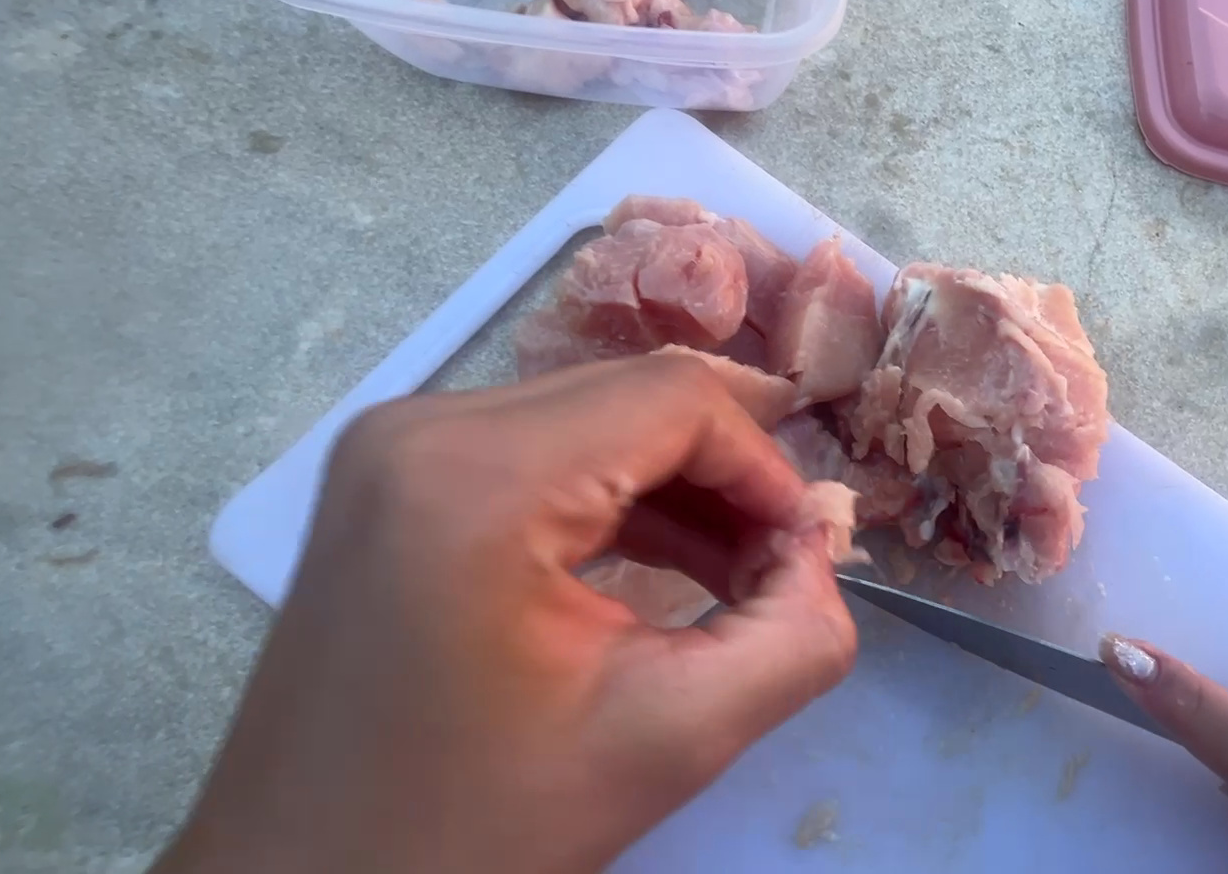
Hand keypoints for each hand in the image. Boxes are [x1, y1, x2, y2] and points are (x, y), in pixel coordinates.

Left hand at [155, 356, 857, 873]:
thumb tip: (821, 551)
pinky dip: (631, 493)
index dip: (762, 462)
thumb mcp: (673, 742)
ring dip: (688, 483)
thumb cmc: (473, 835)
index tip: (801, 546)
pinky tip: (678, 557)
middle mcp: (429, 424)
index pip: (674, 399)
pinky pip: (556, 446)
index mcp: (477, 475)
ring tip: (741, 565)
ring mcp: (407, 441)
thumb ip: (796, 638)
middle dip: (732, 472)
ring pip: (604, 415)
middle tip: (779, 556)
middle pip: (639, 397)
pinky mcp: (408, 470)